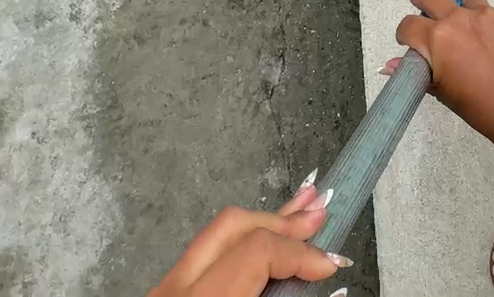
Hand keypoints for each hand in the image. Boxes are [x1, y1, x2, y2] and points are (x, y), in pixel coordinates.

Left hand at [145, 182, 350, 296]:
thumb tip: (326, 276)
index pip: (256, 250)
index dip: (299, 251)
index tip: (329, 264)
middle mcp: (174, 287)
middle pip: (233, 224)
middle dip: (282, 218)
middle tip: (322, 211)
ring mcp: (163, 287)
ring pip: (217, 233)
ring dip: (265, 220)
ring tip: (303, 205)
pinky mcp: (165, 290)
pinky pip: (207, 252)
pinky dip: (241, 239)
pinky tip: (265, 230)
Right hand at [394, 0, 493, 138]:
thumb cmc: (476, 105)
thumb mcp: (441, 90)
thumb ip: (418, 72)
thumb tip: (388, 67)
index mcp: (435, 39)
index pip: (408, 26)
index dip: (404, 34)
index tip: (407, 41)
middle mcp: (454, 20)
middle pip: (429, 0)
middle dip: (420, 1)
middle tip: (417, 4)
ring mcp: (479, 15)